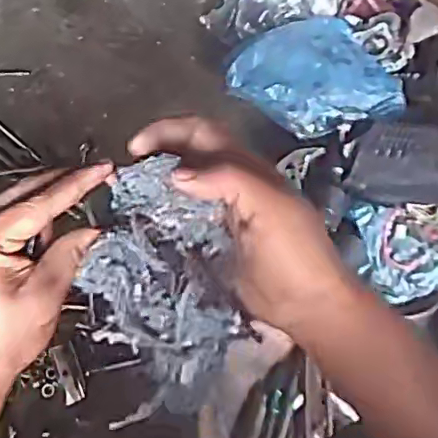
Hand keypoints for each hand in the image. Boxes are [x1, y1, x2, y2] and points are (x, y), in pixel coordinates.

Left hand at [0, 164, 110, 394]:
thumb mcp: (45, 293)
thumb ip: (69, 253)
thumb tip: (90, 229)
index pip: (40, 201)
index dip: (76, 184)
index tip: (99, 171)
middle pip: (28, 192)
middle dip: (64, 185)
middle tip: (97, 176)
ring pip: (22, 204)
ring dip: (51, 206)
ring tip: (80, 210)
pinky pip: (15, 220)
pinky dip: (38, 222)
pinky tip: (54, 234)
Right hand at [129, 117, 352, 335]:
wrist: (309, 307)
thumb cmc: (294, 256)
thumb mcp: (269, 208)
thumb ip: (228, 180)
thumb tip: (174, 174)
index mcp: (247, 168)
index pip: (202, 133)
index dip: (168, 130)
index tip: (135, 148)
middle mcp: (233, 182)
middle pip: (190, 151)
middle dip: (158, 147)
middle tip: (128, 164)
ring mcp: (222, 210)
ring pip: (185, 179)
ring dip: (157, 175)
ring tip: (130, 186)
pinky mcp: (213, 238)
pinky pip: (182, 212)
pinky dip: (162, 206)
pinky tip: (145, 216)